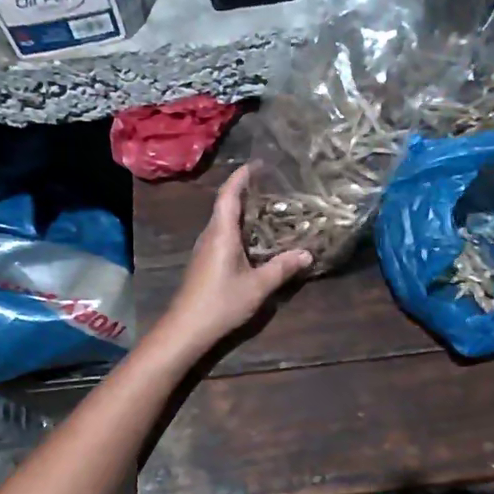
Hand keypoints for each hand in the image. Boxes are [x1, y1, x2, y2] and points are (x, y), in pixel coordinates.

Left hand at [151, 165, 311, 359]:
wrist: (186, 328)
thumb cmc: (220, 303)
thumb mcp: (257, 286)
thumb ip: (281, 268)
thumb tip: (307, 254)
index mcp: (221, 234)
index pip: (229, 195)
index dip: (241, 177)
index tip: (257, 164)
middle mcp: (209, 236)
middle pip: (225, 206)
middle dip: (246, 193)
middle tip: (271, 186)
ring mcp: (204, 250)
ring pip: (223, 223)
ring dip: (242, 213)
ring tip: (267, 210)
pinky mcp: (203, 264)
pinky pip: (221, 237)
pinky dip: (238, 230)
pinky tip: (253, 240)